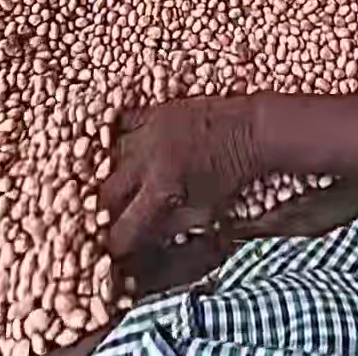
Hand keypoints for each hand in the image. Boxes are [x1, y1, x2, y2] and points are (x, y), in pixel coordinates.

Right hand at [101, 97, 262, 255]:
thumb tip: (142, 241)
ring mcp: (149, 131)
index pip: (123, 229)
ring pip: (112, 157)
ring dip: (116, 174)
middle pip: (108, 193)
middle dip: (108, 211)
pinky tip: (128, 148)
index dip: (118, 244)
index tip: (117, 248)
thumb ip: (168, 227)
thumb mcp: (203, 212)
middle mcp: (149, 160)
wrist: (249, 131)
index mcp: (162, 191)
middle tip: (116, 216)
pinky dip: (122, 137)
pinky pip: (125, 124)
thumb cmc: (231, 176)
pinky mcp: (155, 110)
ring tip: (124, 183)